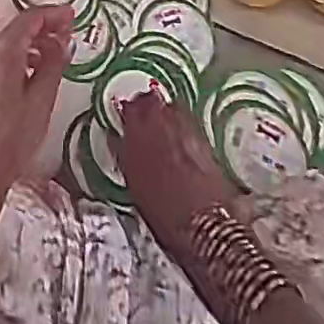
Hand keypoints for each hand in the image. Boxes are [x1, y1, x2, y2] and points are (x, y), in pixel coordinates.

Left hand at [0, 5, 72, 228]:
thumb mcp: (44, 96)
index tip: (70, 15)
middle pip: (18, 25)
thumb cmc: (11, 138)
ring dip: (32, 40)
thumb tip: (62, 44)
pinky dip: (19, 53)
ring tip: (55, 50)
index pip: (31, 18)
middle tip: (67, 31)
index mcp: (2, 51)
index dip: (54, 13)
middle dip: (44, 26)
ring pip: (9, 39)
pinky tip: (35, 66)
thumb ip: (55, 61)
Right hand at [117, 94, 237, 252]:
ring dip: (164, 113)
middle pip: (153, 101)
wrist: (203, 222)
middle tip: (140, 114)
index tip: (124, 113)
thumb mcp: (132, 180)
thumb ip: (124, 151)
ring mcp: (188, 129)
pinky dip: (179, 125)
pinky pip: (187, 122)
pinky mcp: (206, 140)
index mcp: (140, 131)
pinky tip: (177, 140)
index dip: (127, 109)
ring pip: (172, 108)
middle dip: (146, 105)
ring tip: (159, 126)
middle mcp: (166, 124)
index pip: (130, 107)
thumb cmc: (162, 209)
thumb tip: (117, 140)